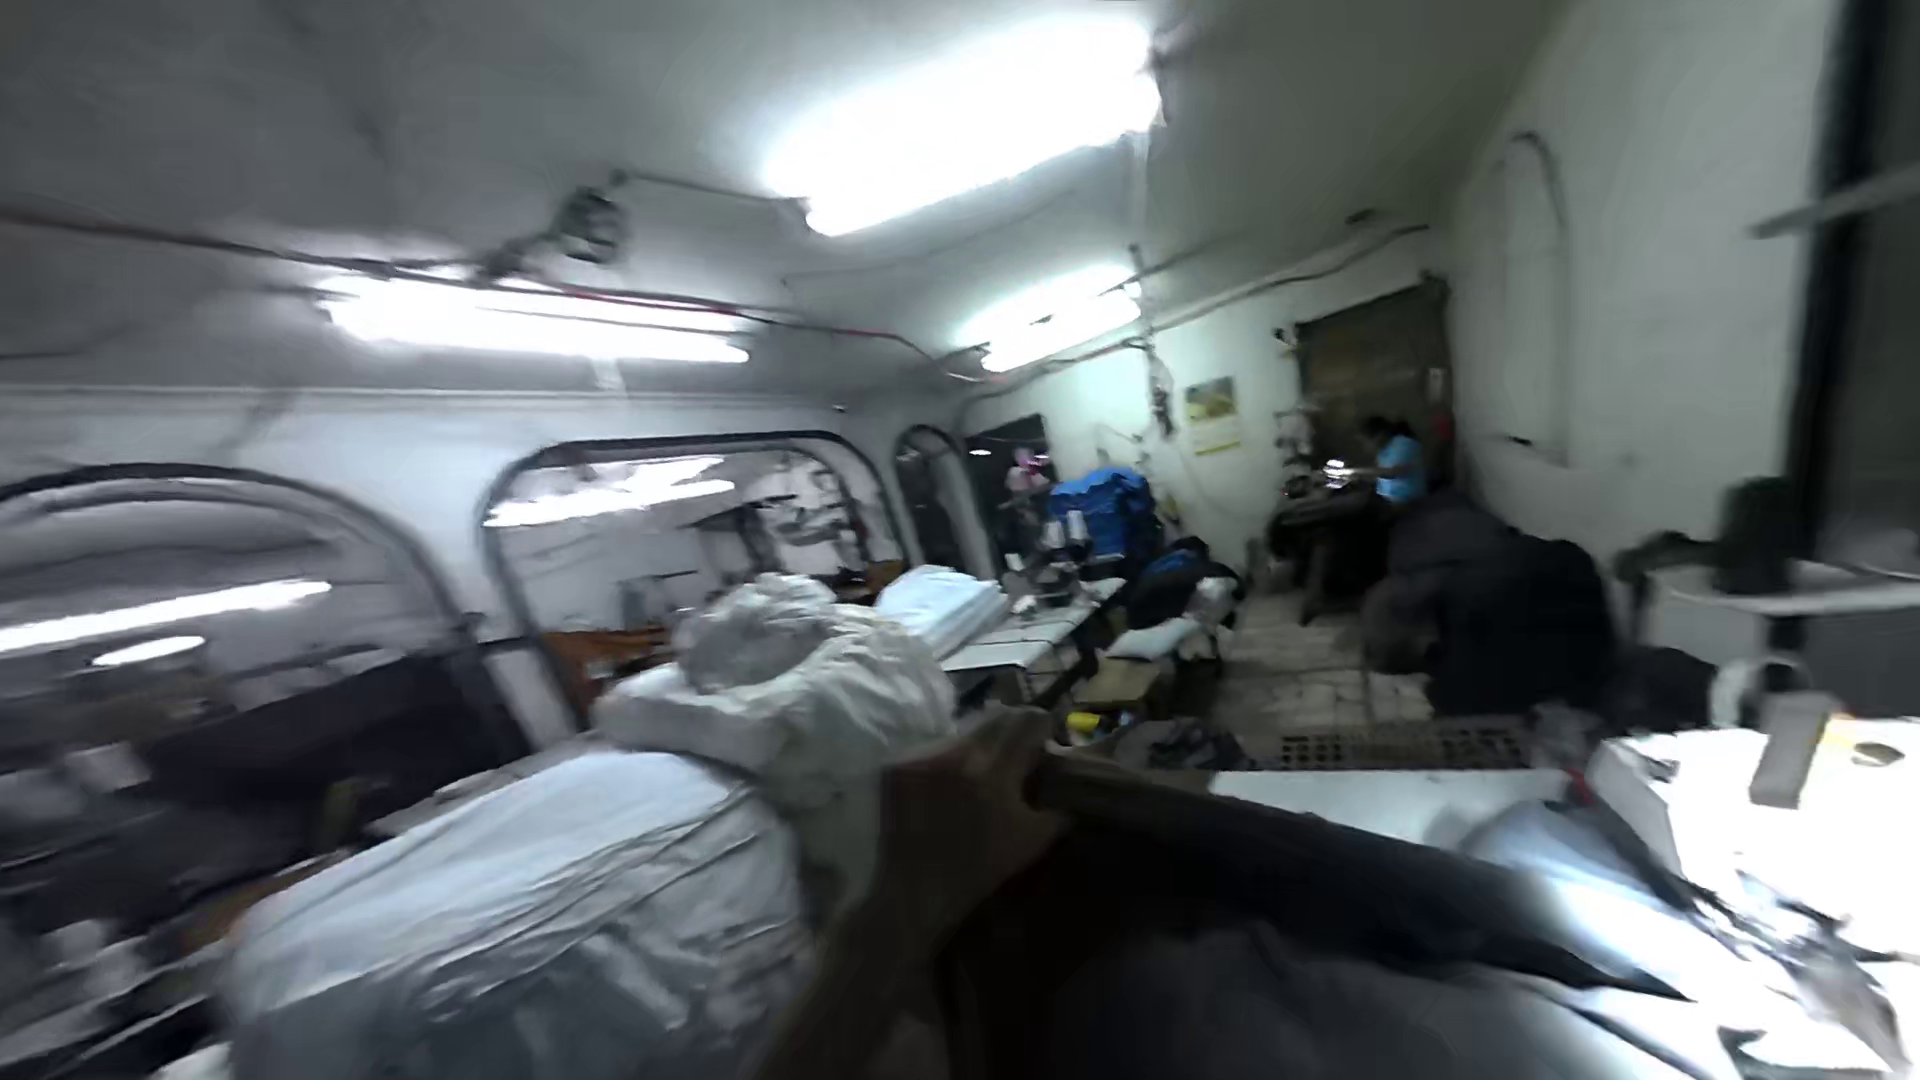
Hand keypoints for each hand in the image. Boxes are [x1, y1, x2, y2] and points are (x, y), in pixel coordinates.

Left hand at [862, 707, 1067, 953]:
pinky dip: (950, 759)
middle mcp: (957, 752)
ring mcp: (923, 754)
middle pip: (996, 716)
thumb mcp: (1030, 841)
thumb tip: (1068, 784)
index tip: (1046, 739)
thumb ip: (1057, 809)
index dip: (1043, 725)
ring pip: (965, 730)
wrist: (911, 893)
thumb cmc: (976, 869)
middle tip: (1019, 751)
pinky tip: (948, 784)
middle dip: (1014, 729)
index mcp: (993, 771)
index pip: (1027, 719)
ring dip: (980, 745)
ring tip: (980, 773)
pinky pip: (936, 746)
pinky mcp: (899, 762)